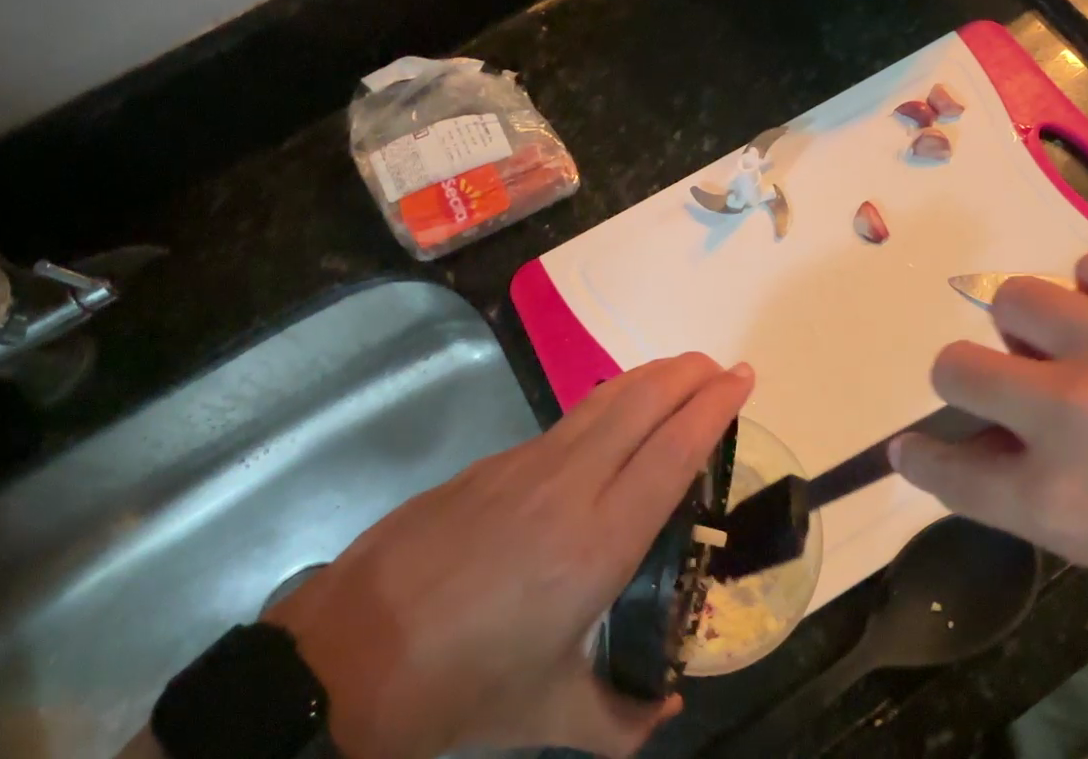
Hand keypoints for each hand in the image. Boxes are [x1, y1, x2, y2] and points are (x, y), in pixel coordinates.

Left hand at [266, 354, 752, 758]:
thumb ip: (624, 719)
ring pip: (602, 401)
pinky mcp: (489, 466)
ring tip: (679, 376)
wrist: (345, 657)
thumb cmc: (459, 687)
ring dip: (649, 379)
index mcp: (598, 544)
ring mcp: (523, 467)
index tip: (743, 379)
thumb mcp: (551, 715)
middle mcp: (568, 487)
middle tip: (721, 369)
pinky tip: (611, 423)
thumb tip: (665, 708)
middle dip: (688, 375)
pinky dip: (607, 405)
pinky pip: (566, 422)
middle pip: (641, 404)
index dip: (713, 408)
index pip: (672, 452)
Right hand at [890, 249, 1087, 645]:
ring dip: (1036, 324)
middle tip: (1010, 380)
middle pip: (956, 365)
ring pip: (1016, 298)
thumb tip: (1009, 456)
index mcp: (1061, 504)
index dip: (922, 452)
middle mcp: (1070, 415)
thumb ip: (1060, 505)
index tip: (915, 443)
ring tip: (1087, 337)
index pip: (944, 466)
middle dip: (968, 376)